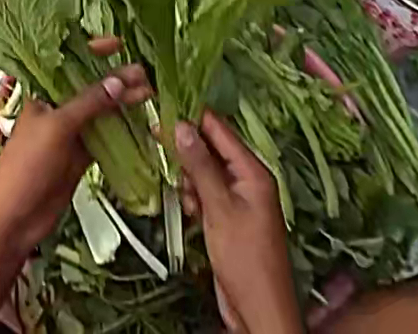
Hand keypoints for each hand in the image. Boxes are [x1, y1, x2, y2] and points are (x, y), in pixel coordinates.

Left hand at [0, 63, 151, 251]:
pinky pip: (105, 134)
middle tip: (145, 76)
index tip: (120, 45)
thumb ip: (90, 102)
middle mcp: (58, 106)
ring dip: (123, 101)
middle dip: (117, 78)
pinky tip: (142, 120)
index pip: (70, 61)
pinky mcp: (80, 154)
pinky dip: (122, 128)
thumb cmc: (27, 165)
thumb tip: (121, 80)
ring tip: (149, 94)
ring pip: (101, 109)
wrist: (13, 220)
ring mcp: (71, 130)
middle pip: (91, 85)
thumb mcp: (58, 126)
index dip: (94, 50)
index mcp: (44, 92)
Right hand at [176, 112, 303, 333]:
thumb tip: (181, 126)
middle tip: (158, 143)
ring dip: (191, 177)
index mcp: (253, 169)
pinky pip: (208, 194)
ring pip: (207, 172)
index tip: (164, 107)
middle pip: (212, 149)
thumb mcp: (219, 208)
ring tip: (183, 191)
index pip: (220, 130)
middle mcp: (247, 178)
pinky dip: (195, 196)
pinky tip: (189, 207)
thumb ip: (200, 166)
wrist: (259, 310)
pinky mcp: (229, 217)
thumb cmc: (244, 257)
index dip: (194, 117)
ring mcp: (239, 198)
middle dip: (188, 150)